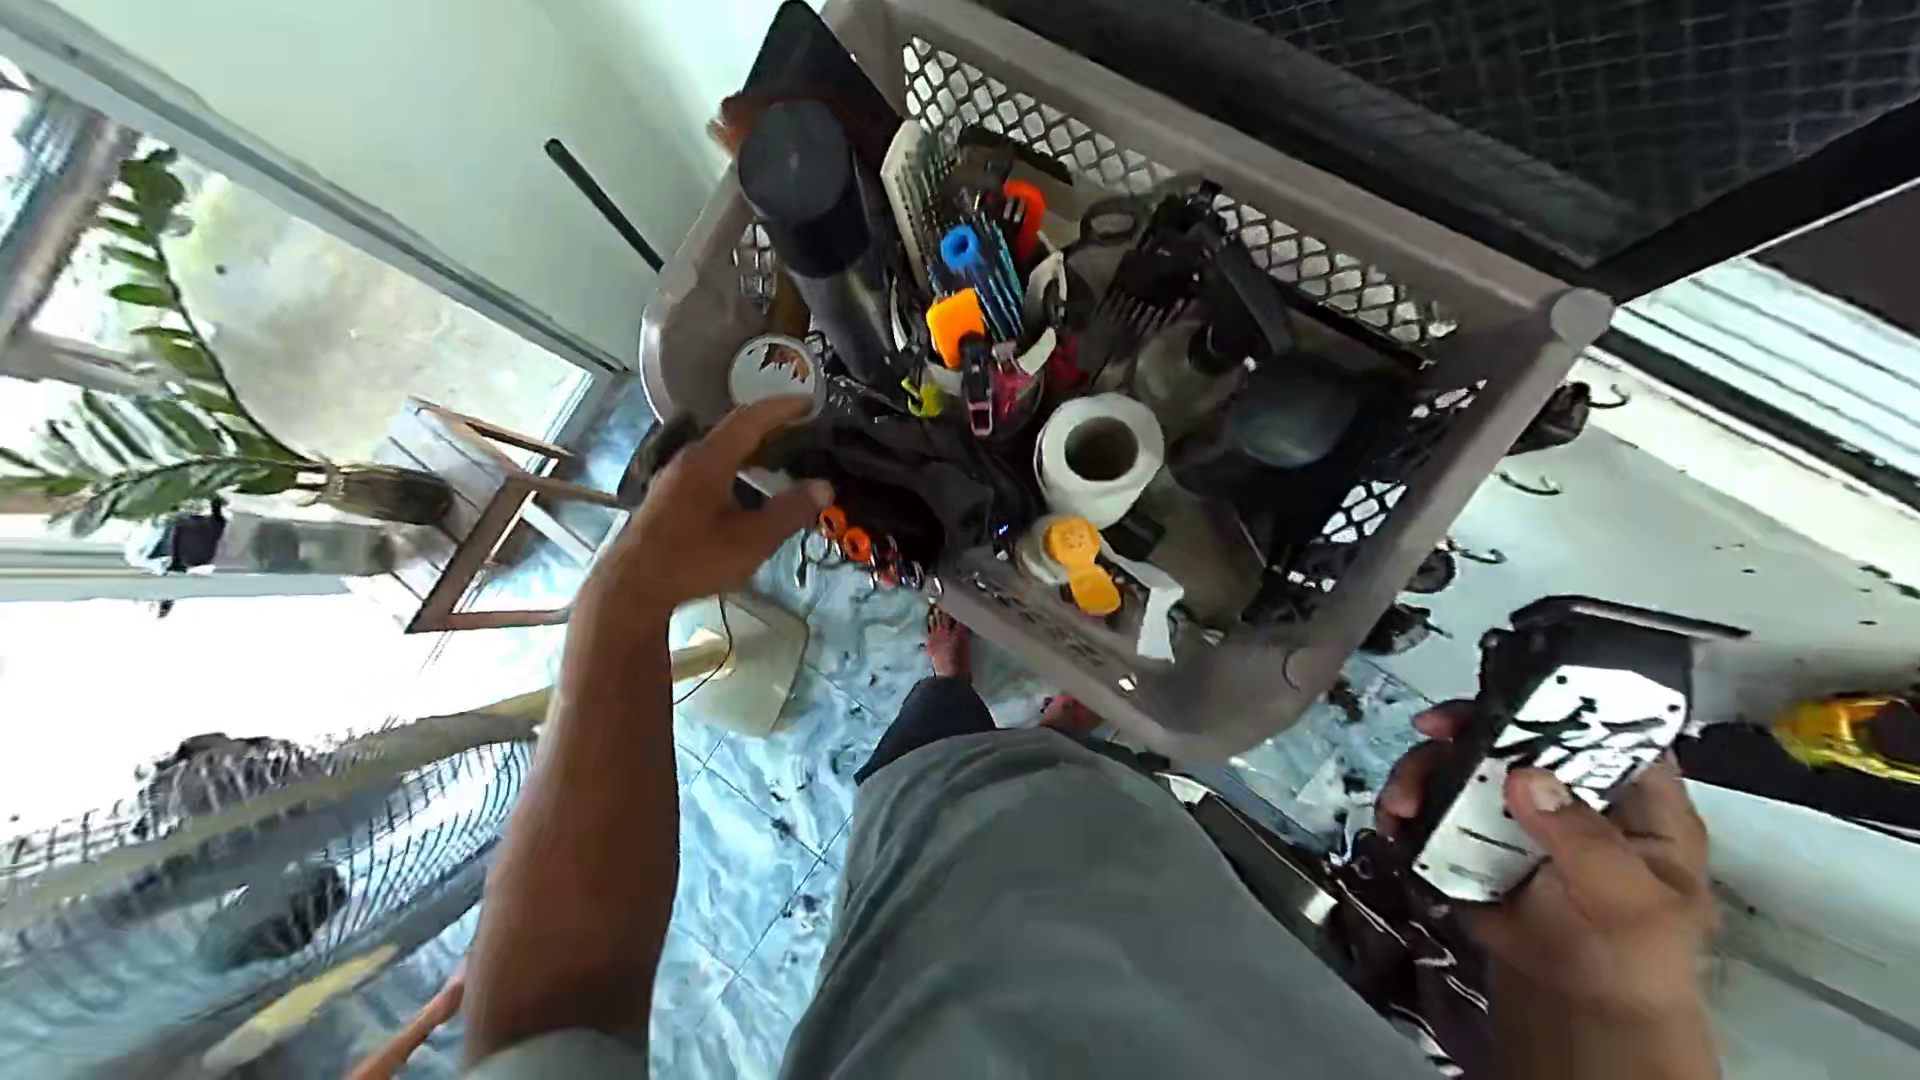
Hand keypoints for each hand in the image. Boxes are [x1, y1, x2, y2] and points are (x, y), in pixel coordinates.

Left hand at [587, 397, 832, 615]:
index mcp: (710, 460)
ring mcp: (677, 478)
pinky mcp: (671, 496)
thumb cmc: (694, 559)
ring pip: (723, 450)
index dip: (783, 407)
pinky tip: (751, 487)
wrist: (633, 587)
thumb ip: (790, 511)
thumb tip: (824, 487)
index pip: (750, 419)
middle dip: (771, 424)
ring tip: (784, 457)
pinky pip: (713, 467)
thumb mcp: (752, 539)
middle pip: (735, 430)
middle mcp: (690, 460)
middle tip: (803, 428)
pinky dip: (740, 465)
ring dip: (755, 447)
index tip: (810, 402)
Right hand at [1379, 703, 1714, 1020]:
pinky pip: (1432, 796)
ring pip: (1460, 760)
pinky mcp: (1470, 826)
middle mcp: (1568, 789)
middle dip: (1461, 729)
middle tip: (1427, 733)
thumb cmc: (1625, 953)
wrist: (1568, 998)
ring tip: (1402, 804)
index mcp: (1629, 799)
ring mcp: (1513, 807)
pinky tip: (1395, 820)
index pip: (1603, 730)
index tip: (1508, 700)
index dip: (1560, 704)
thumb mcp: (1627, 900)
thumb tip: (1526, 777)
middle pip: (1510, 734)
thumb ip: (1586, 841)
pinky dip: (1407, 801)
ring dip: (1421, 771)